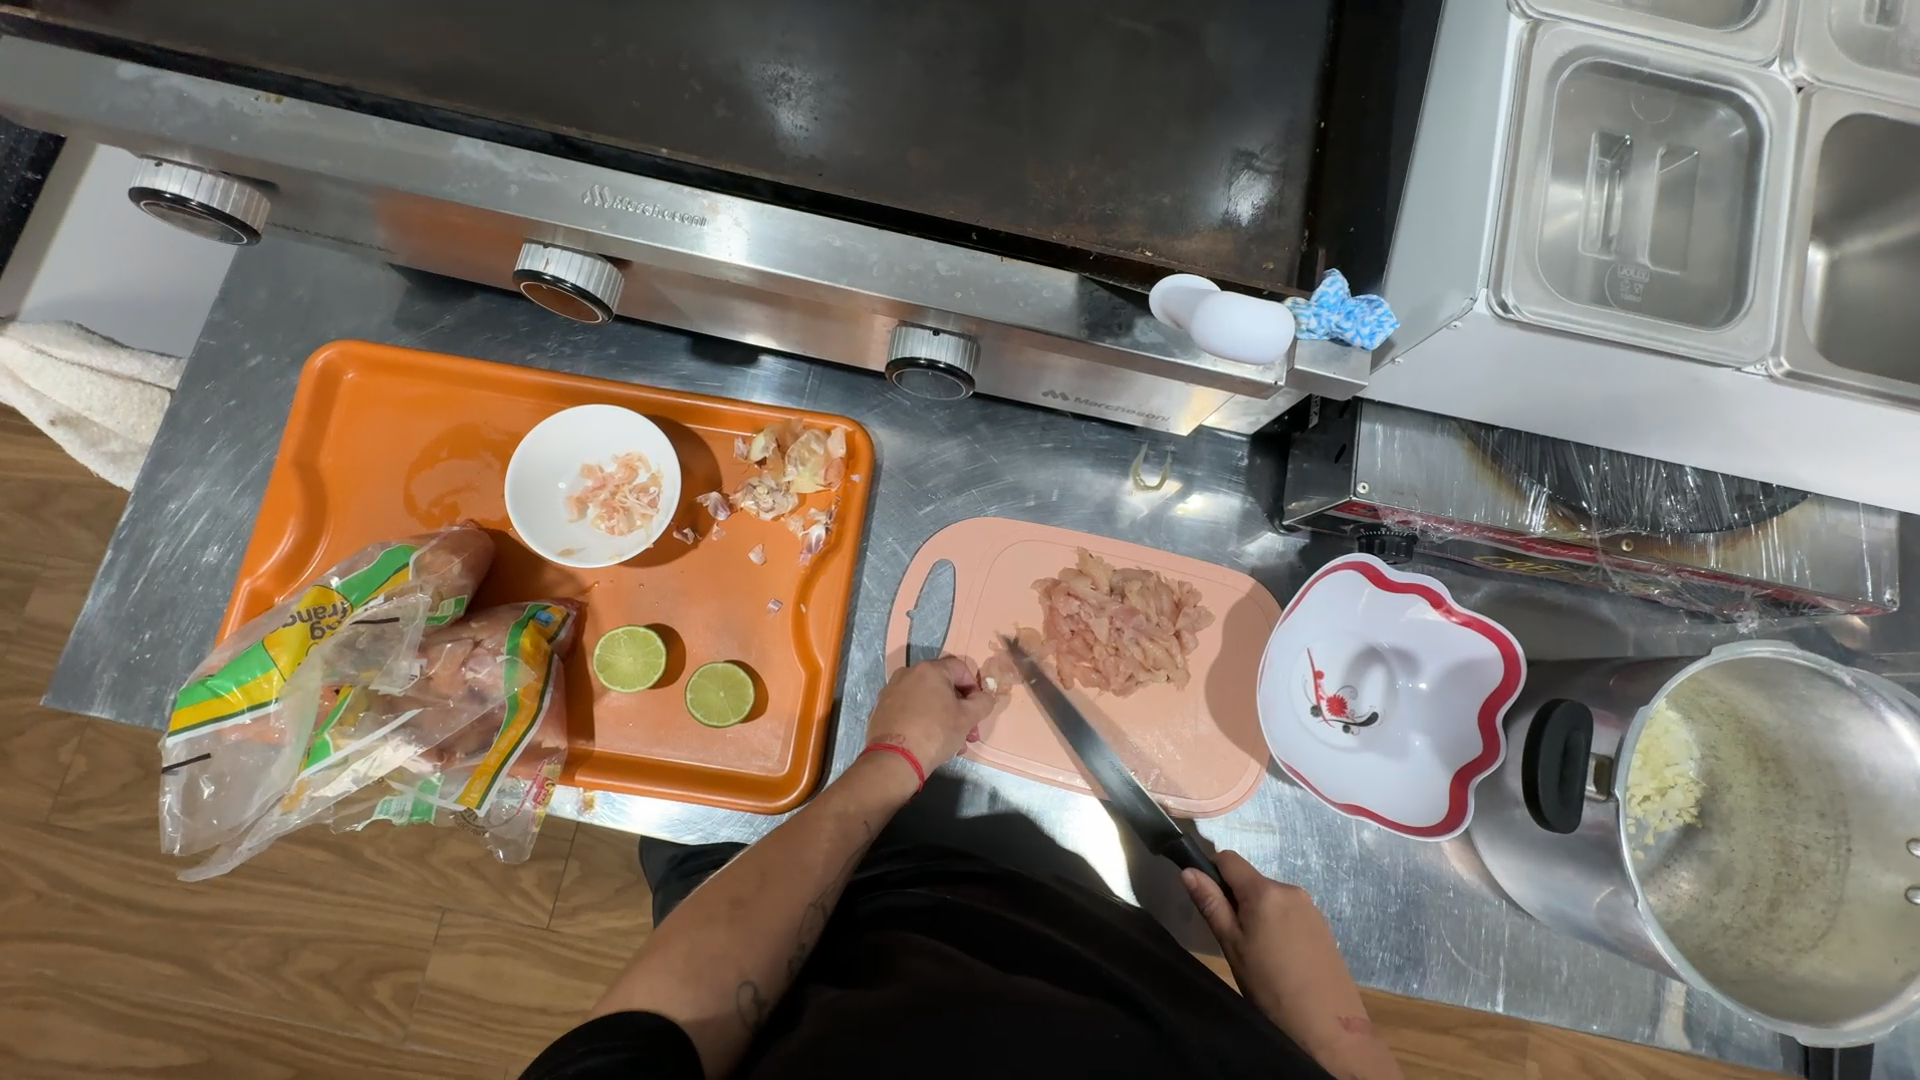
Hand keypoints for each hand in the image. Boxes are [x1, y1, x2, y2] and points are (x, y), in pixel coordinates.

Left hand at [865, 657, 994, 775]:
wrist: (894, 759)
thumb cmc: (935, 732)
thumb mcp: (967, 718)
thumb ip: (982, 702)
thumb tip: (983, 697)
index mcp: (929, 669)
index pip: (960, 668)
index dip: (974, 687)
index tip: (978, 710)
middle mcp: (908, 673)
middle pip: (943, 686)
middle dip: (960, 709)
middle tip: (969, 732)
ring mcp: (892, 691)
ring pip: (927, 700)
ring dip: (944, 717)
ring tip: (953, 743)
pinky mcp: (882, 709)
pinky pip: (910, 709)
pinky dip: (924, 720)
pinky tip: (931, 742)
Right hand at [1183, 852, 1402, 1079]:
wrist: (1330, 1032)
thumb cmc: (1271, 988)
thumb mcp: (1232, 946)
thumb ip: (1211, 904)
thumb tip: (1188, 870)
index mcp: (1265, 891)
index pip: (1228, 858)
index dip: (1212, 872)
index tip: (1209, 902)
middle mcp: (1290, 889)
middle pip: (1250, 879)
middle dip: (1237, 899)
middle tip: (1235, 939)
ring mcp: (1311, 908)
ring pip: (1270, 897)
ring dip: (1258, 913)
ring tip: (1259, 954)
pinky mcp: (1324, 926)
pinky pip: (1290, 912)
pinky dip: (1278, 925)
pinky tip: (1282, 959)